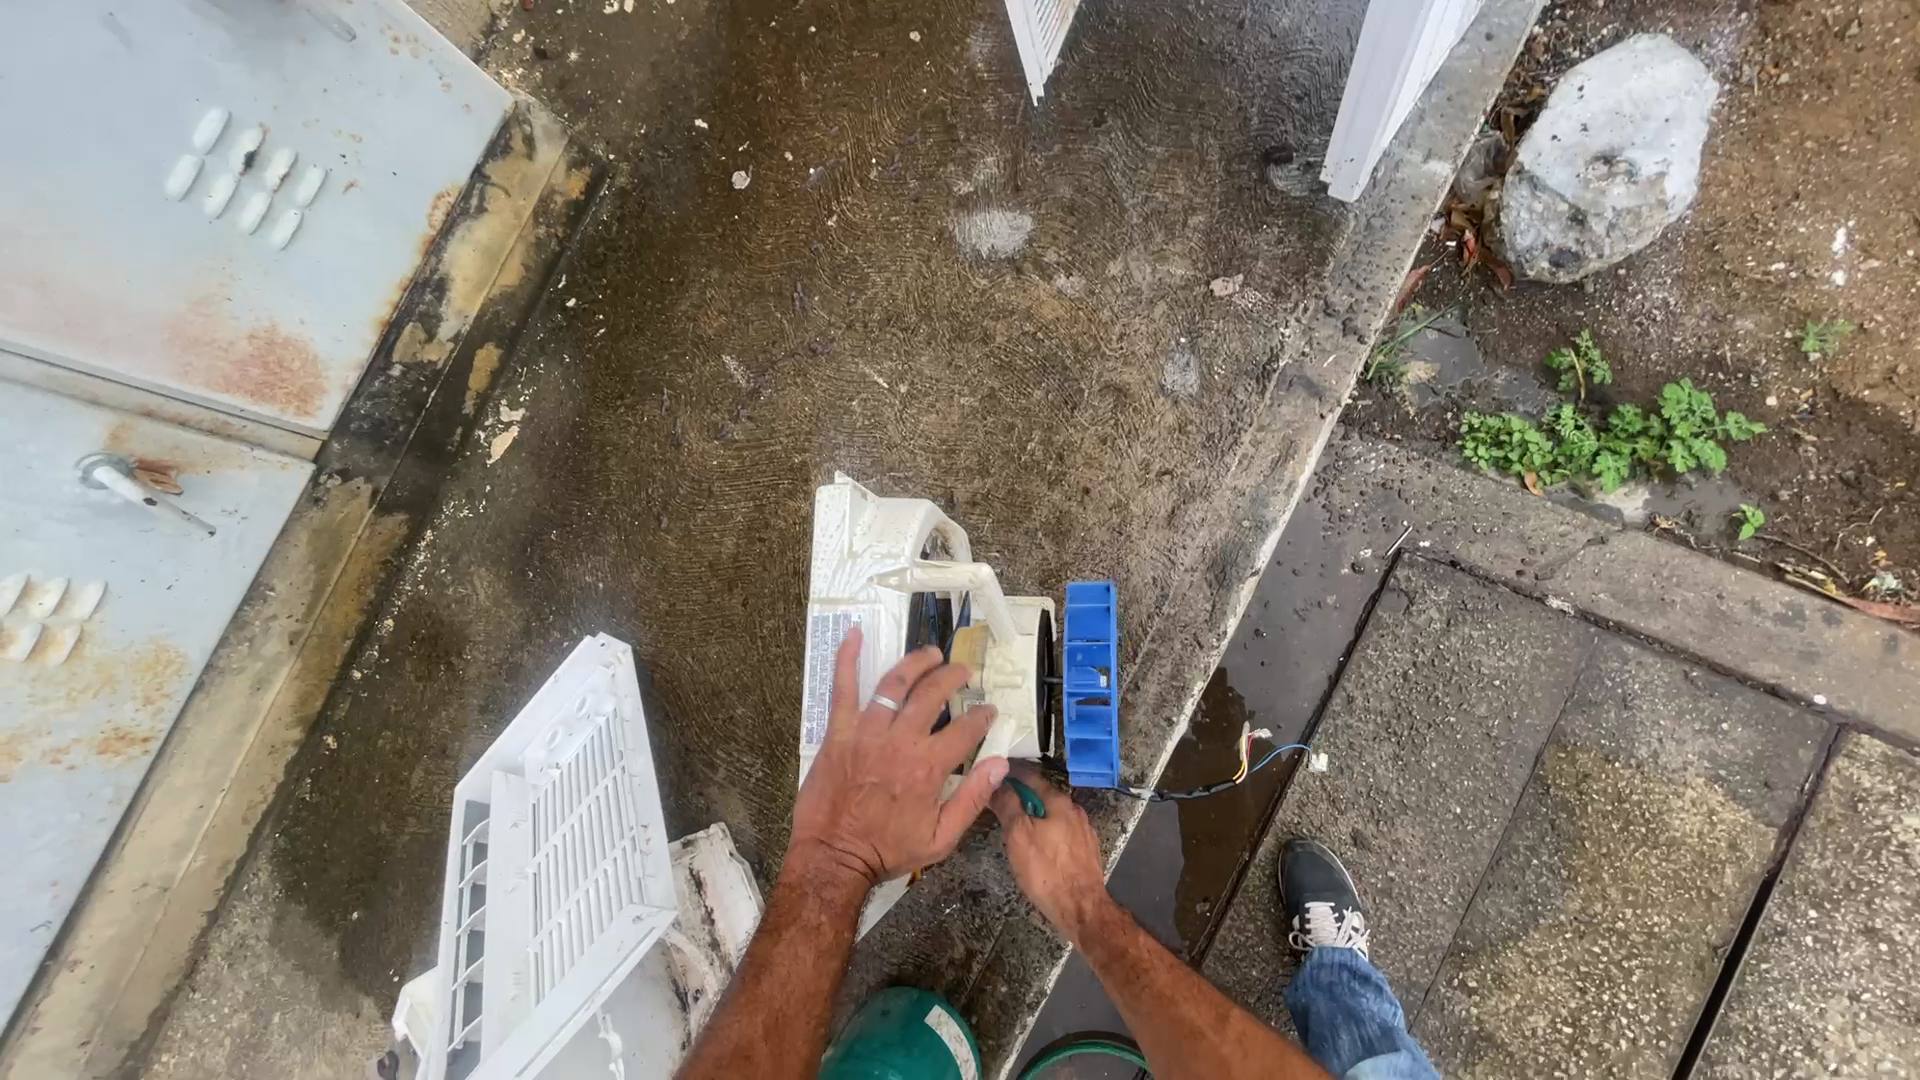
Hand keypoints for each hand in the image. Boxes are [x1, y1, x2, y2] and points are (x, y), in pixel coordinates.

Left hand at [787, 627, 1007, 895]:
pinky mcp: (839, 731)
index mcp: (929, 767)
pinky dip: (847, 657)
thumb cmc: (887, 850)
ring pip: (896, 682)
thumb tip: (1000, 763)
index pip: (966, 728)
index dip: (982, 715)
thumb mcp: (941, 839)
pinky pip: (842, 687)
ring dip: (917, 662)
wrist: (833, 857)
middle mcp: (901, 741)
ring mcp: (867, 731)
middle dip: (954, 676)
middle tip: (964, 672)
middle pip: (933, 693)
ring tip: (932, 653)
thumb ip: (973, 799)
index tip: (988, 710)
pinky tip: (854, 633)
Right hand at [990, 763, 1114, 945]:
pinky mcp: (1087, 851)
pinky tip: (1038, 848)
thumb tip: (997, 782)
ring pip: (1053, 816)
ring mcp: (1084, 831)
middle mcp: (1075, 810)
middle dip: (1021, 798)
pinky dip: (1047, 833)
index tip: (993, 774)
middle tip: (1000, 806)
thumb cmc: (1046, 871)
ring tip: (1016, 829)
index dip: (1010, 773)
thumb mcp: (1018, 834)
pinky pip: (1061, 833)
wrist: (1082, 910)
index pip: (1030, 776)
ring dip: (1034, 817)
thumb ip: (1008, 805)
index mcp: (1059, 801)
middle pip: (1042, 796)